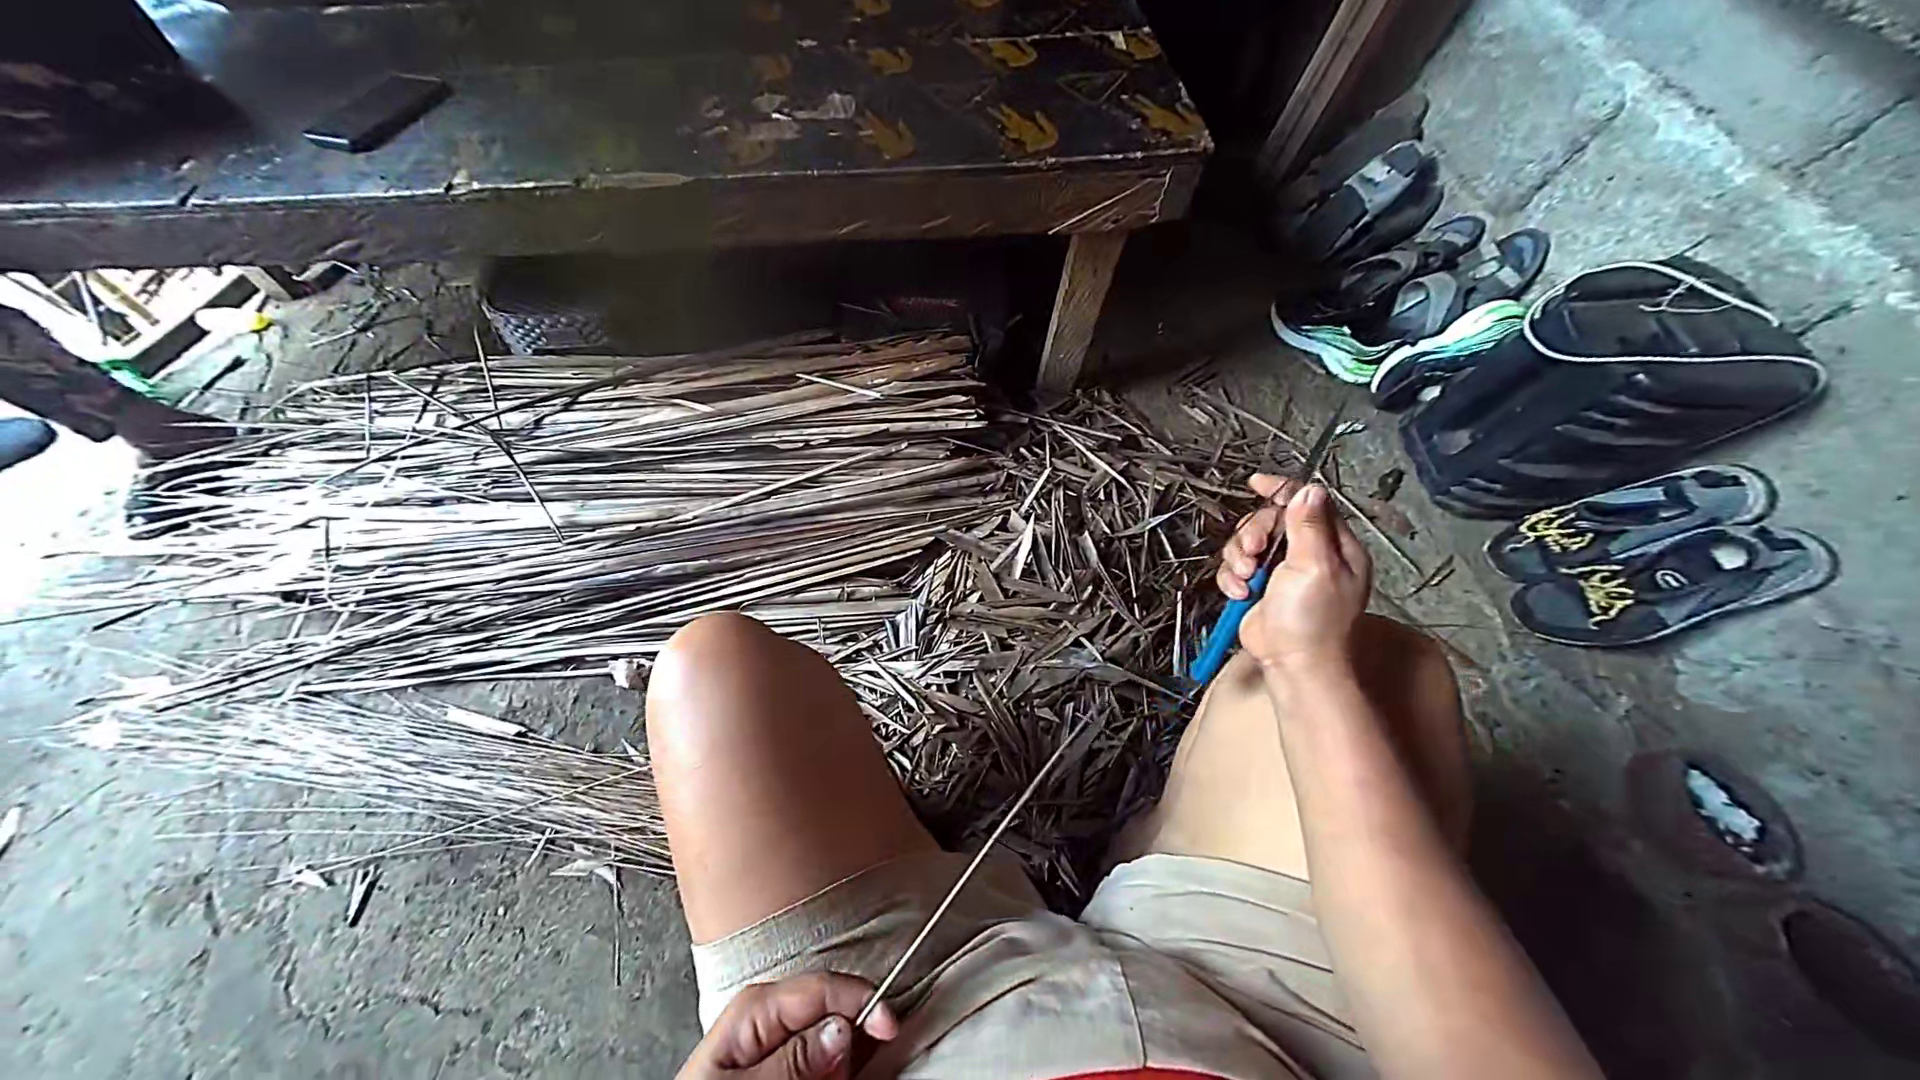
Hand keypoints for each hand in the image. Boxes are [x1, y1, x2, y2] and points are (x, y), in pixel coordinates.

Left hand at [677, 973, 899, 1079]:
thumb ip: (792, 1060)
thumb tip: (843, 1028)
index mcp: (758, 1005)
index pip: (824, 987)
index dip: (863, 1001)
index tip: (890, 1026)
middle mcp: (774, 1013)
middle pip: (834, 1009)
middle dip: (853, 1037)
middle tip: (846, 1075)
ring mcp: (781, 1037)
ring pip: (834, 1036)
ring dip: (843, 1061)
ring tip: (833, 1077)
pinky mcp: (786, 1060)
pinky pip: (822, 1057)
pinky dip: (834, 1070)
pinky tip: (831, 1075)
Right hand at [1217, 474, 1371, 674]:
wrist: (1292, 662)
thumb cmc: (1313, 622)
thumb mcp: (1315, 566)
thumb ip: (1310, 525)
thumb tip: (1308, 490)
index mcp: (1334, 546)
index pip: (1308, 503)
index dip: (1282, 490)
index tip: (1257, 484)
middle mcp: (1310, 555)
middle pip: (1269, 521)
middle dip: (1253, 534)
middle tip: (1253, 553)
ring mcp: (1283, 572)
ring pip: (1248, 543)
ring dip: (1239, 558)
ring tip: (1247, 578)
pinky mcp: (1260, 587)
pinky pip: (1235, 568)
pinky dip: (1233, 579)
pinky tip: (1242, 593)